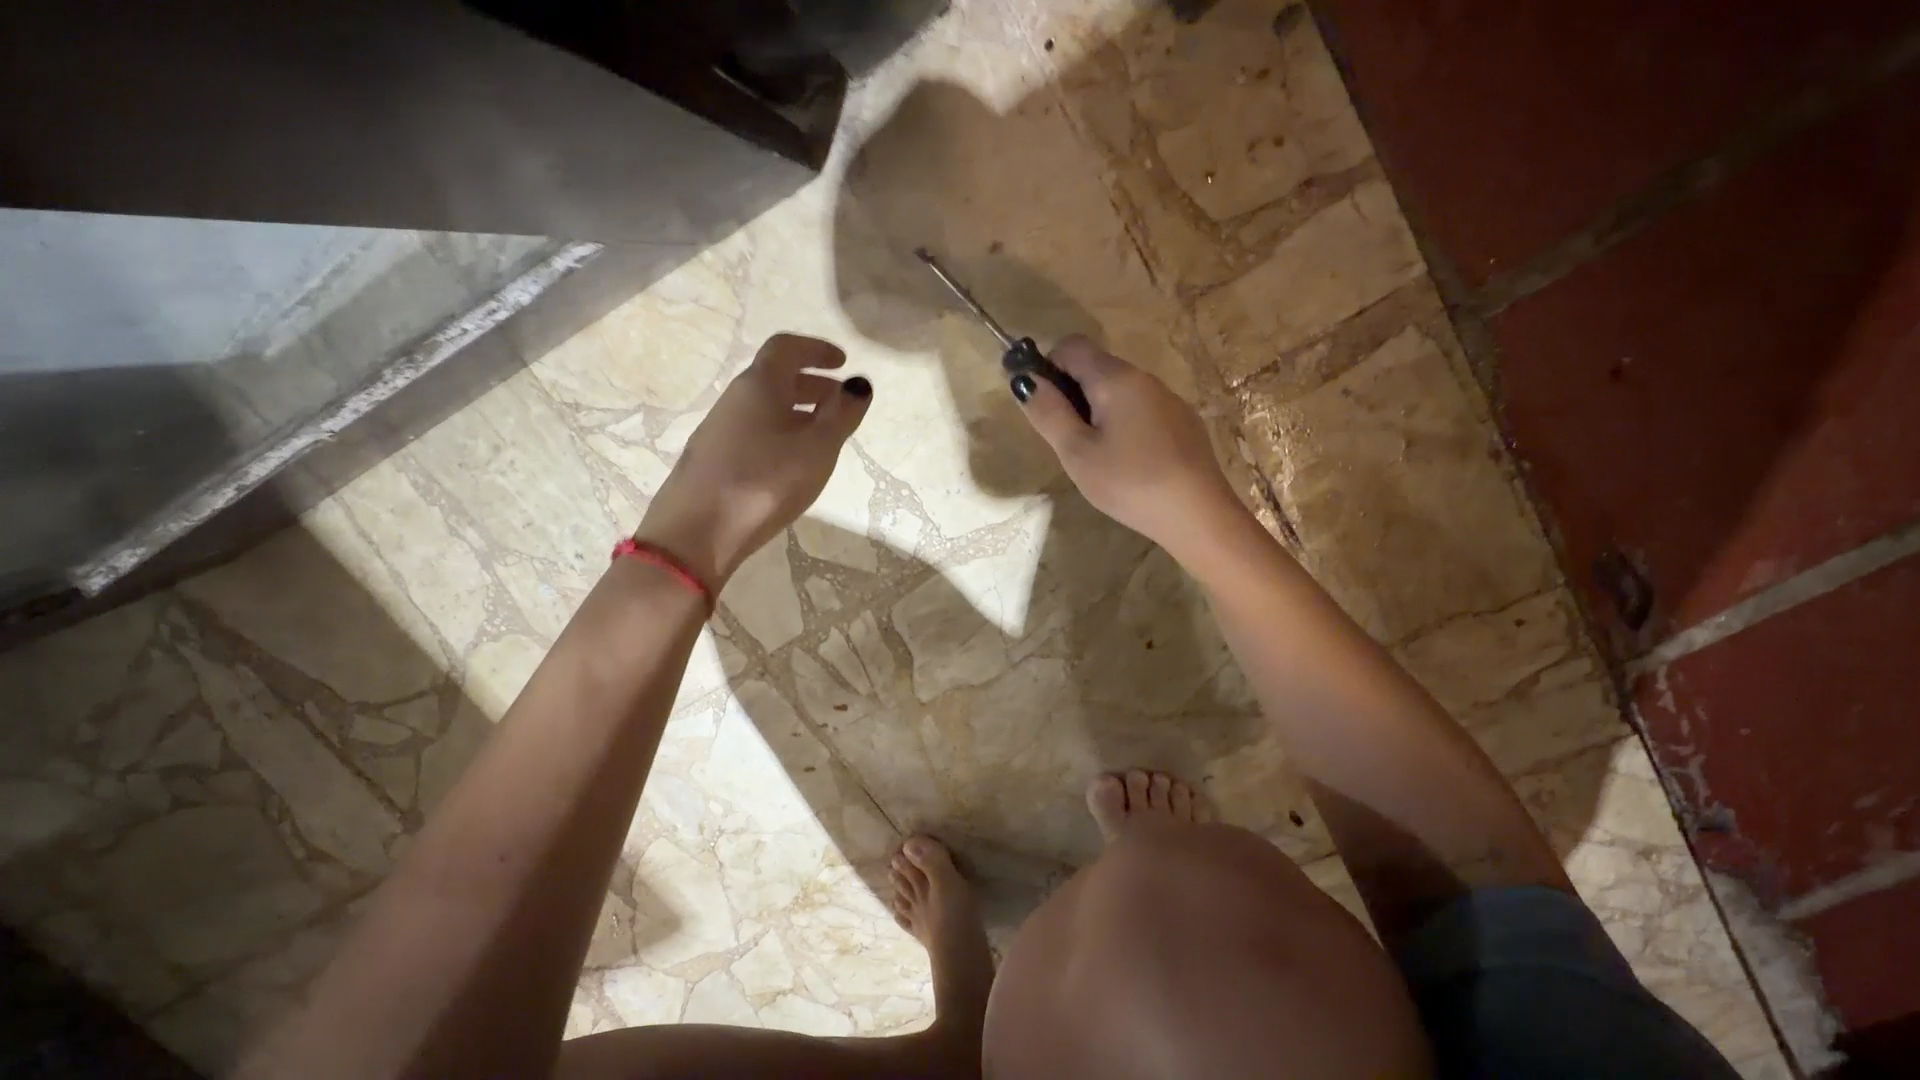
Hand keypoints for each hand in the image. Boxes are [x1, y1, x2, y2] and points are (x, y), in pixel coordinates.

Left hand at [636, 334, 871, 588]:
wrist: (696, 533)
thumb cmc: (765, 482)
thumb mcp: (816, 449)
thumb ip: (841, 415)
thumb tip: (859, 384)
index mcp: (760, 385)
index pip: (786, 347)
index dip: (815, 349)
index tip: (842, 363)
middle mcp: (735, 398)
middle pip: (775, 377)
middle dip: (812, 383)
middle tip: (841, 402)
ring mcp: (720, 429)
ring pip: (765, 406)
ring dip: (797, 411)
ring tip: (823, 437)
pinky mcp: (713, 458)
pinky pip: (754, 430)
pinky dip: (780, 432)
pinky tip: (791, 463)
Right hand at [1014, 336, 1241, 557]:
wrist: (1198, 515)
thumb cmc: (1130, 483)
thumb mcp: (1077, 453)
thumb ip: (1048, 412)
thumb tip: (1025, 379)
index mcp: (1115, 378)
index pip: (1072, 345)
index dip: (1048, 366)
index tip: (1043, 405)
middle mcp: (1145, 378)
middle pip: (1097, 367)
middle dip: (1073, 393)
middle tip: (1067, 441)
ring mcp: (1169, 399)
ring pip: (1121, 390)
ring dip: (1099, 411)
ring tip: (1097, 457)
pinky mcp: (1184, 423)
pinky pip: (1143, 410)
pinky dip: (1125, 424)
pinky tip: (1130, 464)